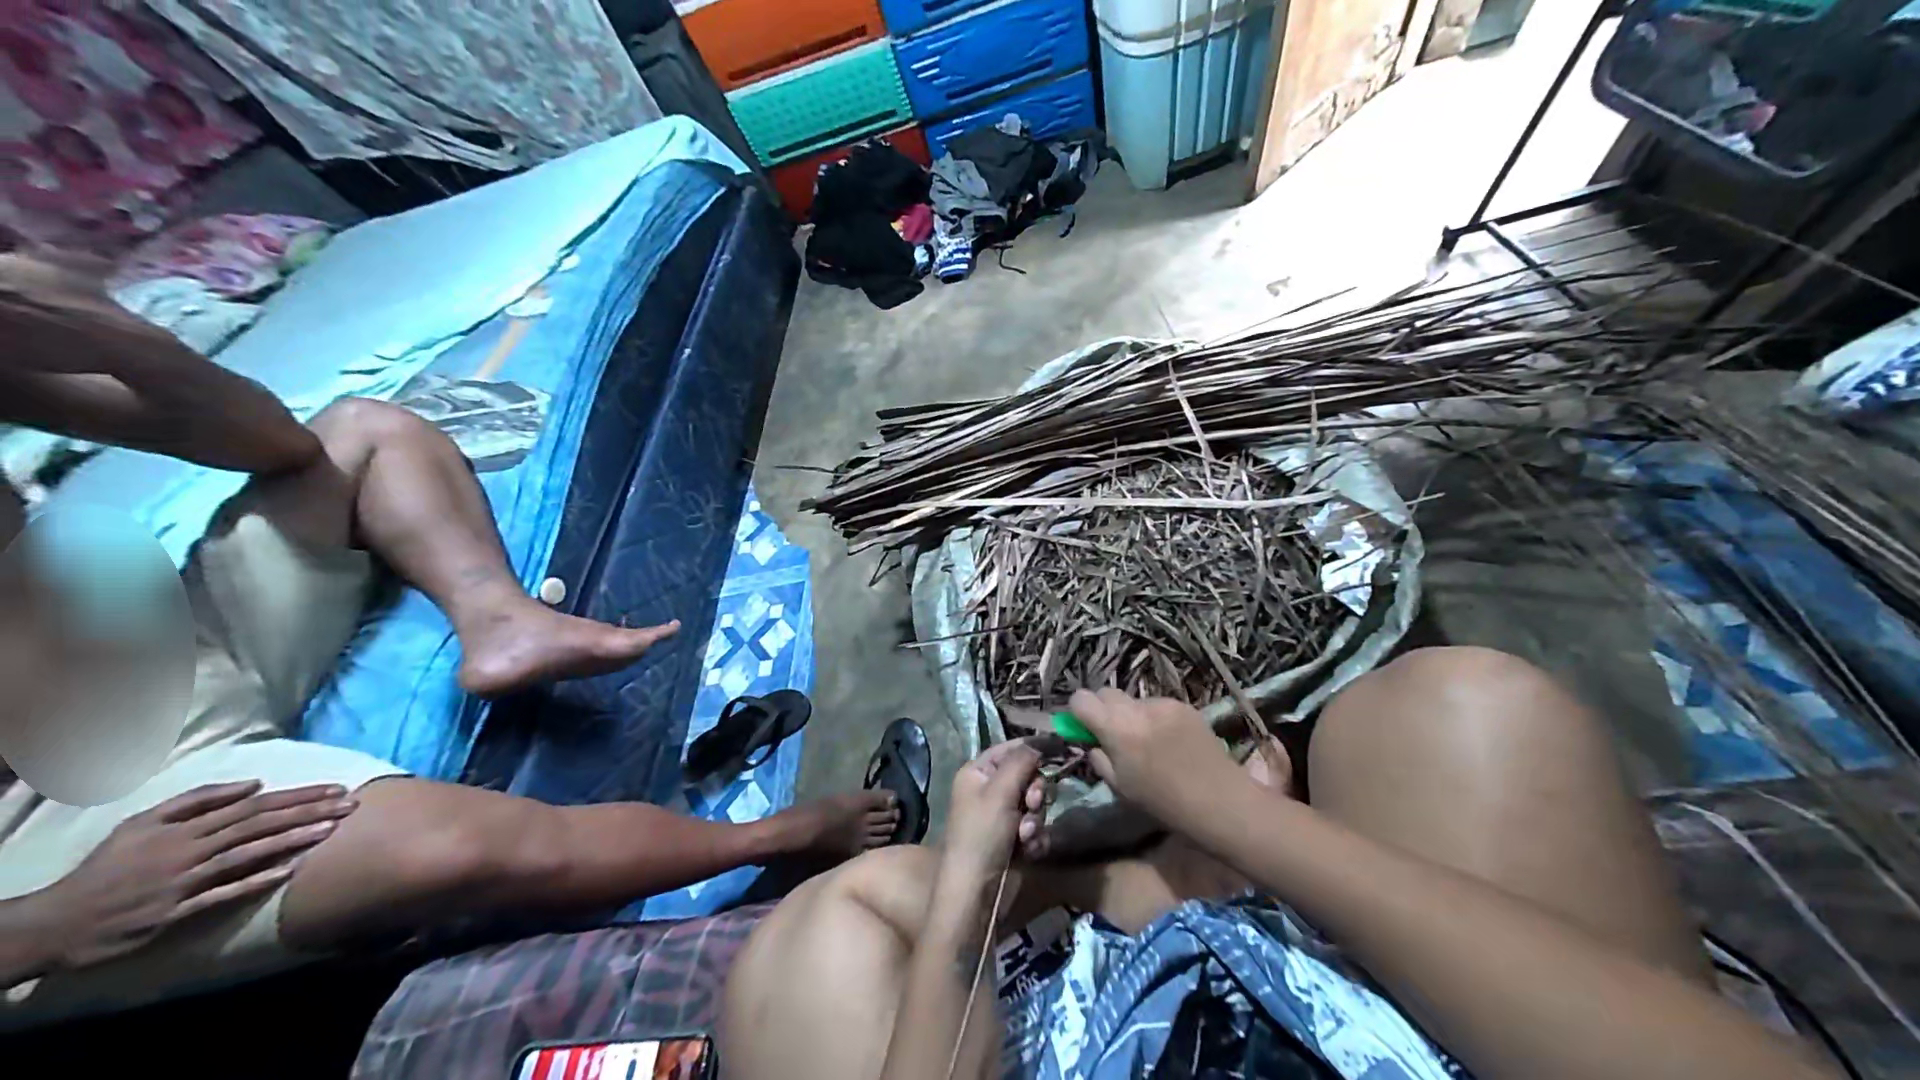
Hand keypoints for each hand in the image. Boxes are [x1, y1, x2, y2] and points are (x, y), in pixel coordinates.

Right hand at [34, 781, 354, 970]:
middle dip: (309, 812)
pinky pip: (224, 893)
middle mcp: (189, 850)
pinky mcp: (175, 912)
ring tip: (331, 829)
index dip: (298, 796)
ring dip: (292, 841)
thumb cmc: (107, 868)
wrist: (53, 922)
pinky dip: (258, 880)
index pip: (255, 804)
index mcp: (185, 827)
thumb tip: (254, 783)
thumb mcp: (142, 823)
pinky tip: (292, 870)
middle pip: (259, 824)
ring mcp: (183, 882)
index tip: (336, 789)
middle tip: (350, 804)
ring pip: (248, 854)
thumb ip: (198, 799)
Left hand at [940, 739, 1046, 881]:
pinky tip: (1029, 850)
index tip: (1061, 748)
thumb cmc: (982, 835)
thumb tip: (1039, 743)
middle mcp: (989, 790)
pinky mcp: (1014, 838)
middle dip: (1034, 792)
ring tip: (1025, 836)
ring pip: (1035, 802)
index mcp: (977, 772)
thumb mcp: (999, 792)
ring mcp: (1002, 815)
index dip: (1034, 748)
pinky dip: (1035, 837)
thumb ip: (1021, 762)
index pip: (1010, 749)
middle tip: (1030, 804)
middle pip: (1027, 775)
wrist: (977, 893)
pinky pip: (1036, 826)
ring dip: (1035, 819)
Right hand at [1067, 688, 1242, 829]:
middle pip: (1106, 692)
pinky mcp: (1183, 704)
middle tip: (1113, 735)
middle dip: (1104, 709)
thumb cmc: (1164, 803)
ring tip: (1149, 743)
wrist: (1220, 801)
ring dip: (1132, 715)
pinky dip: (1155, 719)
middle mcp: (1137, 708)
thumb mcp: (1119, 787)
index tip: (1085, 728)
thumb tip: (1092, 742)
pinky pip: (1157, 705)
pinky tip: (1170, 742)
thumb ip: (1099, 758)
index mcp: (1117, 729)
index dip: (1078, 712)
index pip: (1081, 699)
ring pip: (1134, 700)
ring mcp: (1163, 703)